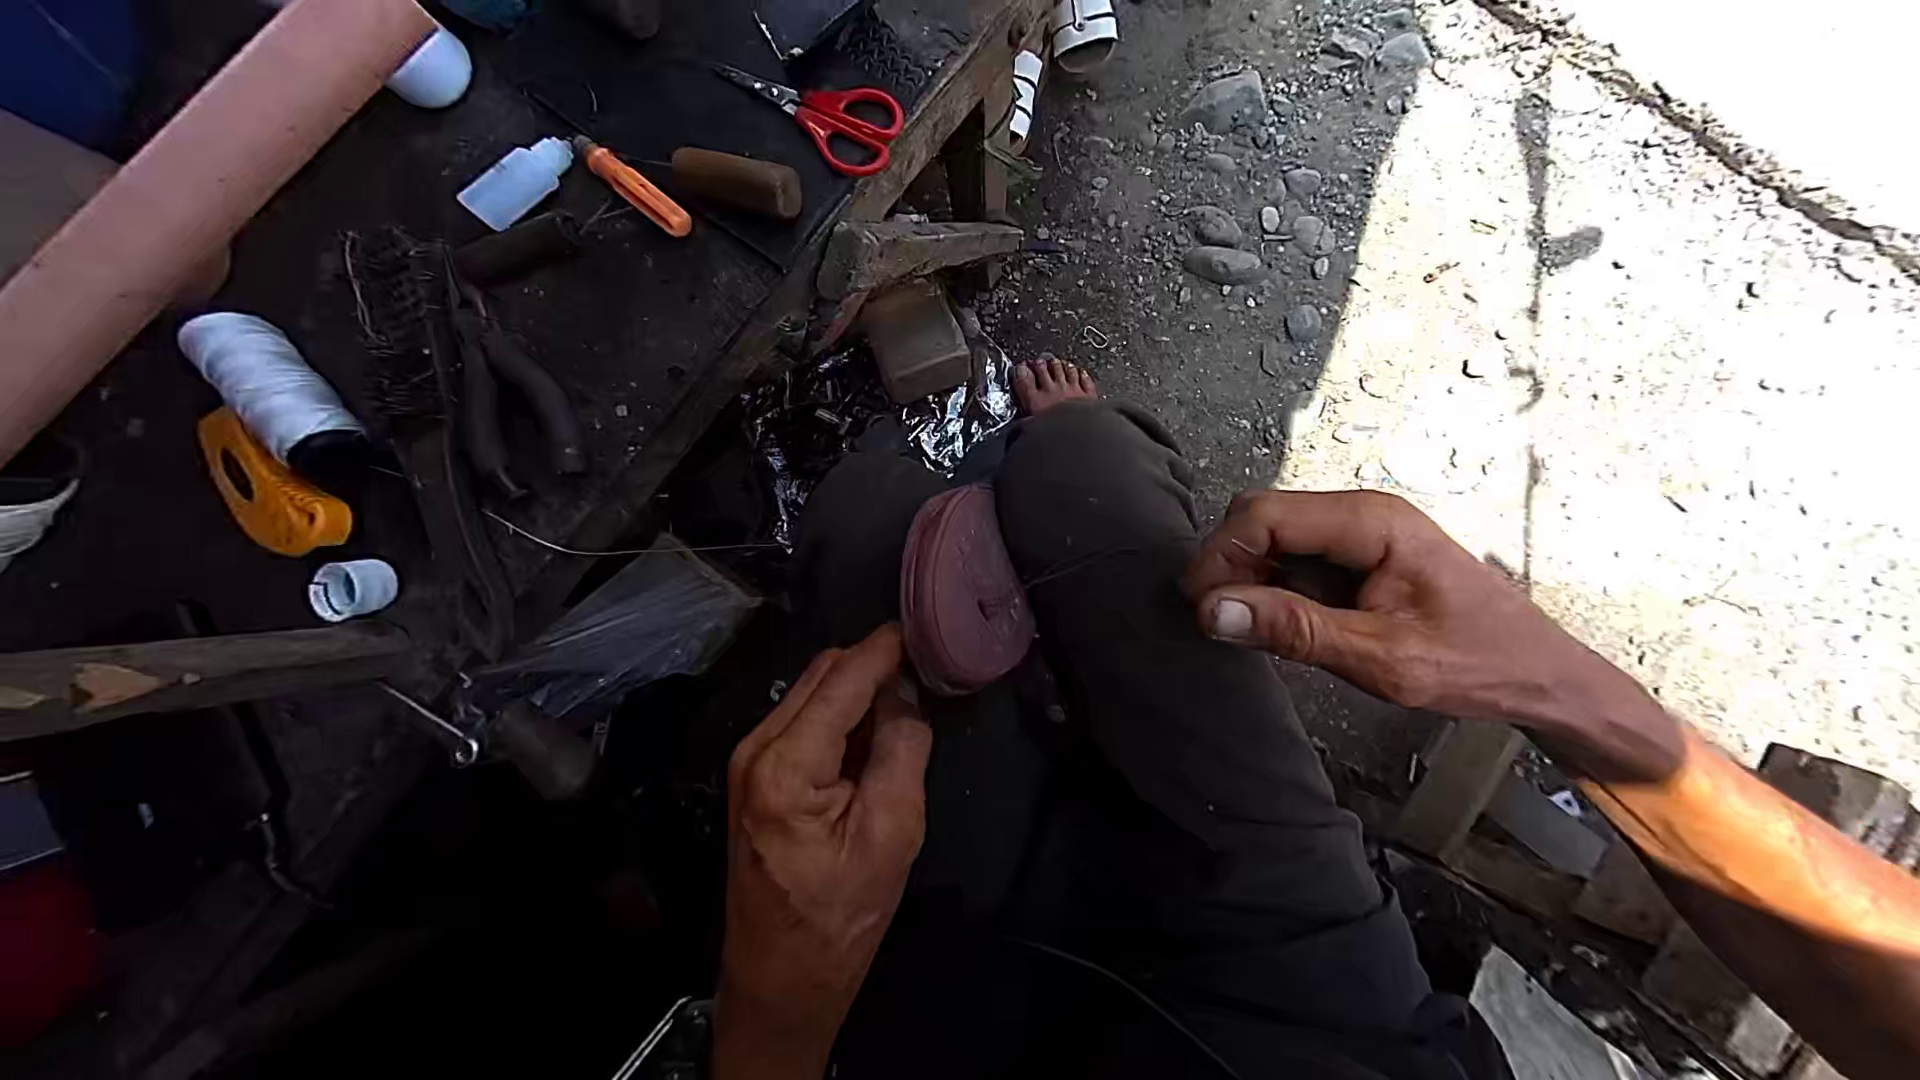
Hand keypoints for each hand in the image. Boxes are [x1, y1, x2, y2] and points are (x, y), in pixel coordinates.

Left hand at [713, 624, 931, 1079]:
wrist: (779, 980)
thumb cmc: (839, 918)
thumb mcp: (892, 833)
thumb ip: (902, 748)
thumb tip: (906, 694)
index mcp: (786, 764)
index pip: (843, 678)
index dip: (885, 648)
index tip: (921, 629)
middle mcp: (756, 747)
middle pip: (822, 673)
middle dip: (873, 664)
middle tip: (922, 671)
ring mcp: (749, 758)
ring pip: (812, 690)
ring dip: (858, 687)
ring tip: (903, 701)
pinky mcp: (755, 772)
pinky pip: (804, 717)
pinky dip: (841, 711)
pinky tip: (871, 730)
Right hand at [1183, 490, 1681, 779]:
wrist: (1540, 675)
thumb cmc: (1475, 664)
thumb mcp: (1381, 659)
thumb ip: (1293, 631)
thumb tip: (1212, 612)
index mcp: (1371, 522)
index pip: (1264, 516)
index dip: (1220, 556)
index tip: (1199, 606)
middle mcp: (1359, 511)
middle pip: (1259, 514)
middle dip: (1226, 561)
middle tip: (1219, 615)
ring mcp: (1355, 528)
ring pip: (1266, 531)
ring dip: (1242, 572)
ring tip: (1244, 621)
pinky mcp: (1350, 551)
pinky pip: (1286, 552)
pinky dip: (1263, 581)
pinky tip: (1271, 615)